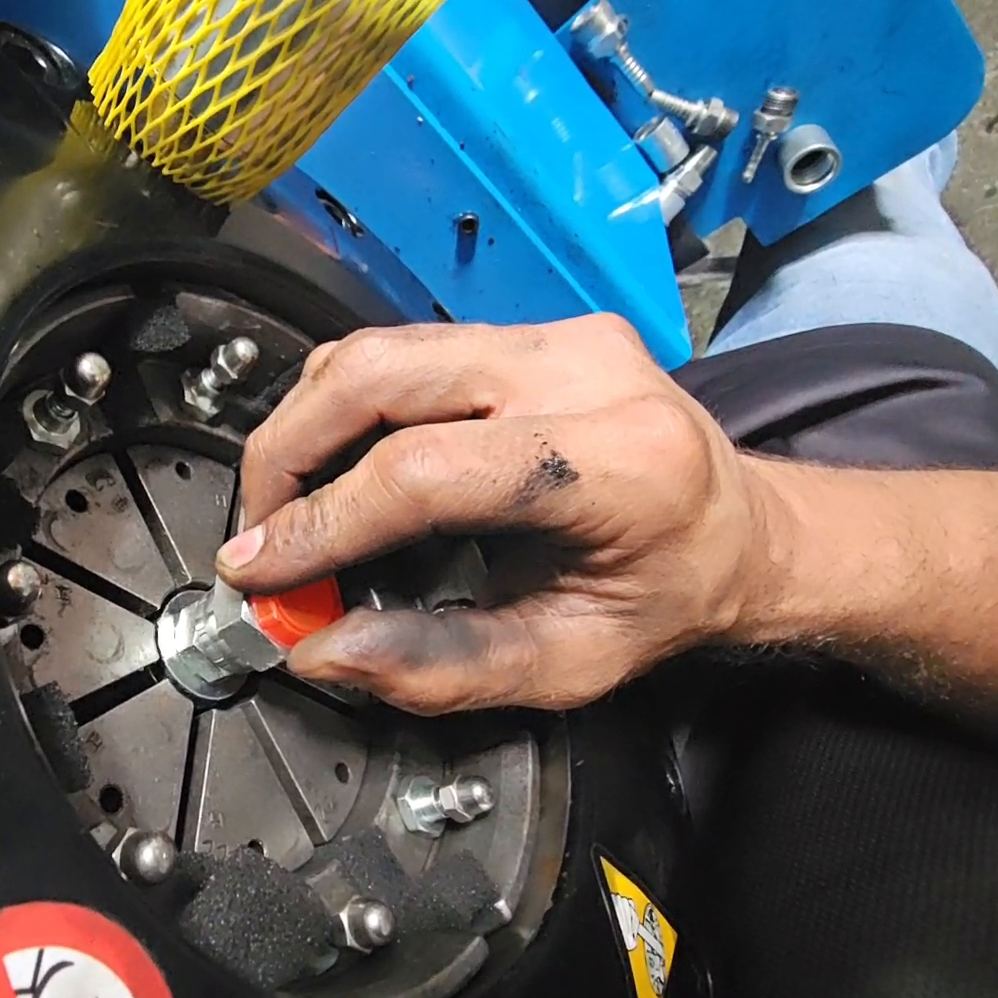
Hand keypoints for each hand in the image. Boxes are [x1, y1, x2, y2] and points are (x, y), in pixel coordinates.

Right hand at [216, 315, 785, 714]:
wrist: (742, 525)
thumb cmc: (670, 596)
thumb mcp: (569, 664)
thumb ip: (440, 667)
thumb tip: (321, 649)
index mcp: (618, 461)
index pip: (424, 470)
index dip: (322, 523)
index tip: (258, 569)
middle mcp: (580, 368)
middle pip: (375, 377)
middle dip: (285, 456)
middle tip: (255, 533)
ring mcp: (549, 334)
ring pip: (370, 350)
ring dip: (300, 427)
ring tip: (280, 504)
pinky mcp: (519, 331)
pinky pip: (391, 352)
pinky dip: (334, 409)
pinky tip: (326, 463)